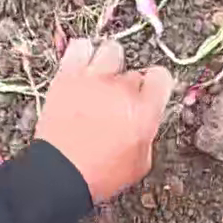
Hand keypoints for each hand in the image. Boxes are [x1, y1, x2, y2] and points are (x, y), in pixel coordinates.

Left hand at [34, 37, 175, 203]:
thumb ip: (146, 135)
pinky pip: (81, 47)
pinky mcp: (68, 76)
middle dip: (130, 86)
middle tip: (119, 102)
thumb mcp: (139, 164)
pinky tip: (83, 67)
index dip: (156, 87)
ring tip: (103, 78)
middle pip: (135, 72)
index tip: (150, 95)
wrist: (60, 174)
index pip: (162, 78)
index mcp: (144, 111)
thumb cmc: (100, 175)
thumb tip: (144, 124)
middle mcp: (122, 90)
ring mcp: (94, 80)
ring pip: (112, 51)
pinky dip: (84, 53)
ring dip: (111, 63)